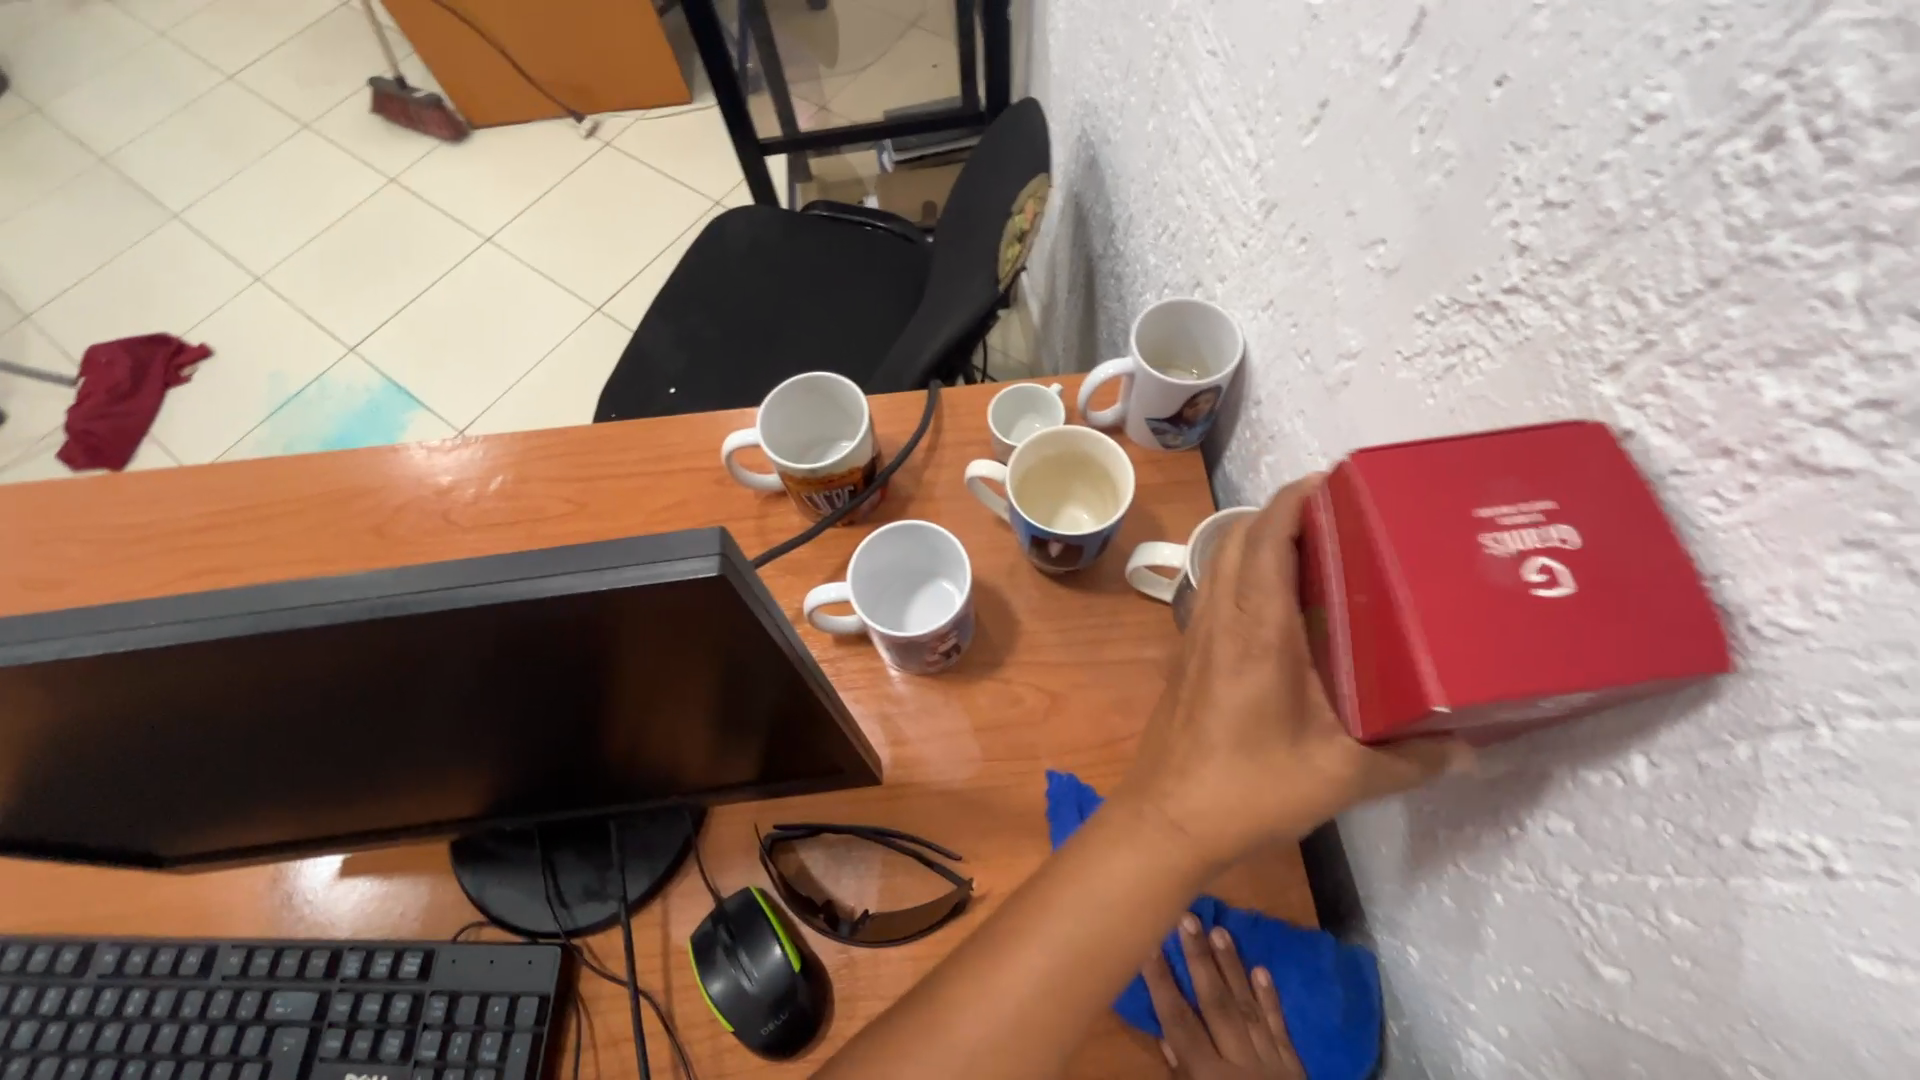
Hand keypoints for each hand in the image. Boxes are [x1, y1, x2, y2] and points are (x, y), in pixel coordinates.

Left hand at [1115, 474, 1471, 868]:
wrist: (1169, 817)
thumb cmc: (1250, 789)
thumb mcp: (1342, 776)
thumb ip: (1411, 759)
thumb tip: (1471, 748)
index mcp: (1257, 628)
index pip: (1266, 537)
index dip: (1294, 499)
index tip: (1334, 481)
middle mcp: (1220, 618)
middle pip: (1241, 539)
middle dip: (1283, 513)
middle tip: (1341, 515)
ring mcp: (1197, 636)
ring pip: (1224, 564)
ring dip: (1261, 543)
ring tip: (1319, 551)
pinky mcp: (1188, 657)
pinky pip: (1218, 594)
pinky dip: (1247, 577)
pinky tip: (1285, 609)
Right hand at [1142, 915, 1302, 1078]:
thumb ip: (1179, 1077)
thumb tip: (1166, 1040)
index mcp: (1208, 1079)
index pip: (1178, 1022)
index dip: (1162, 983)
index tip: (1146, 945)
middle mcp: (1239, 1065)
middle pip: (1216, 1005)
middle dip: (1199, 960)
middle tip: (1186, 918)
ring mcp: (1270, 1064)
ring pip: (1247, 1008)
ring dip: (1232, 968)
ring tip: (1219, 931)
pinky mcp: (1294, 1069)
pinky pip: (1280, 1029)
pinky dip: (1271, 1000)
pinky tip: (1262, 969)